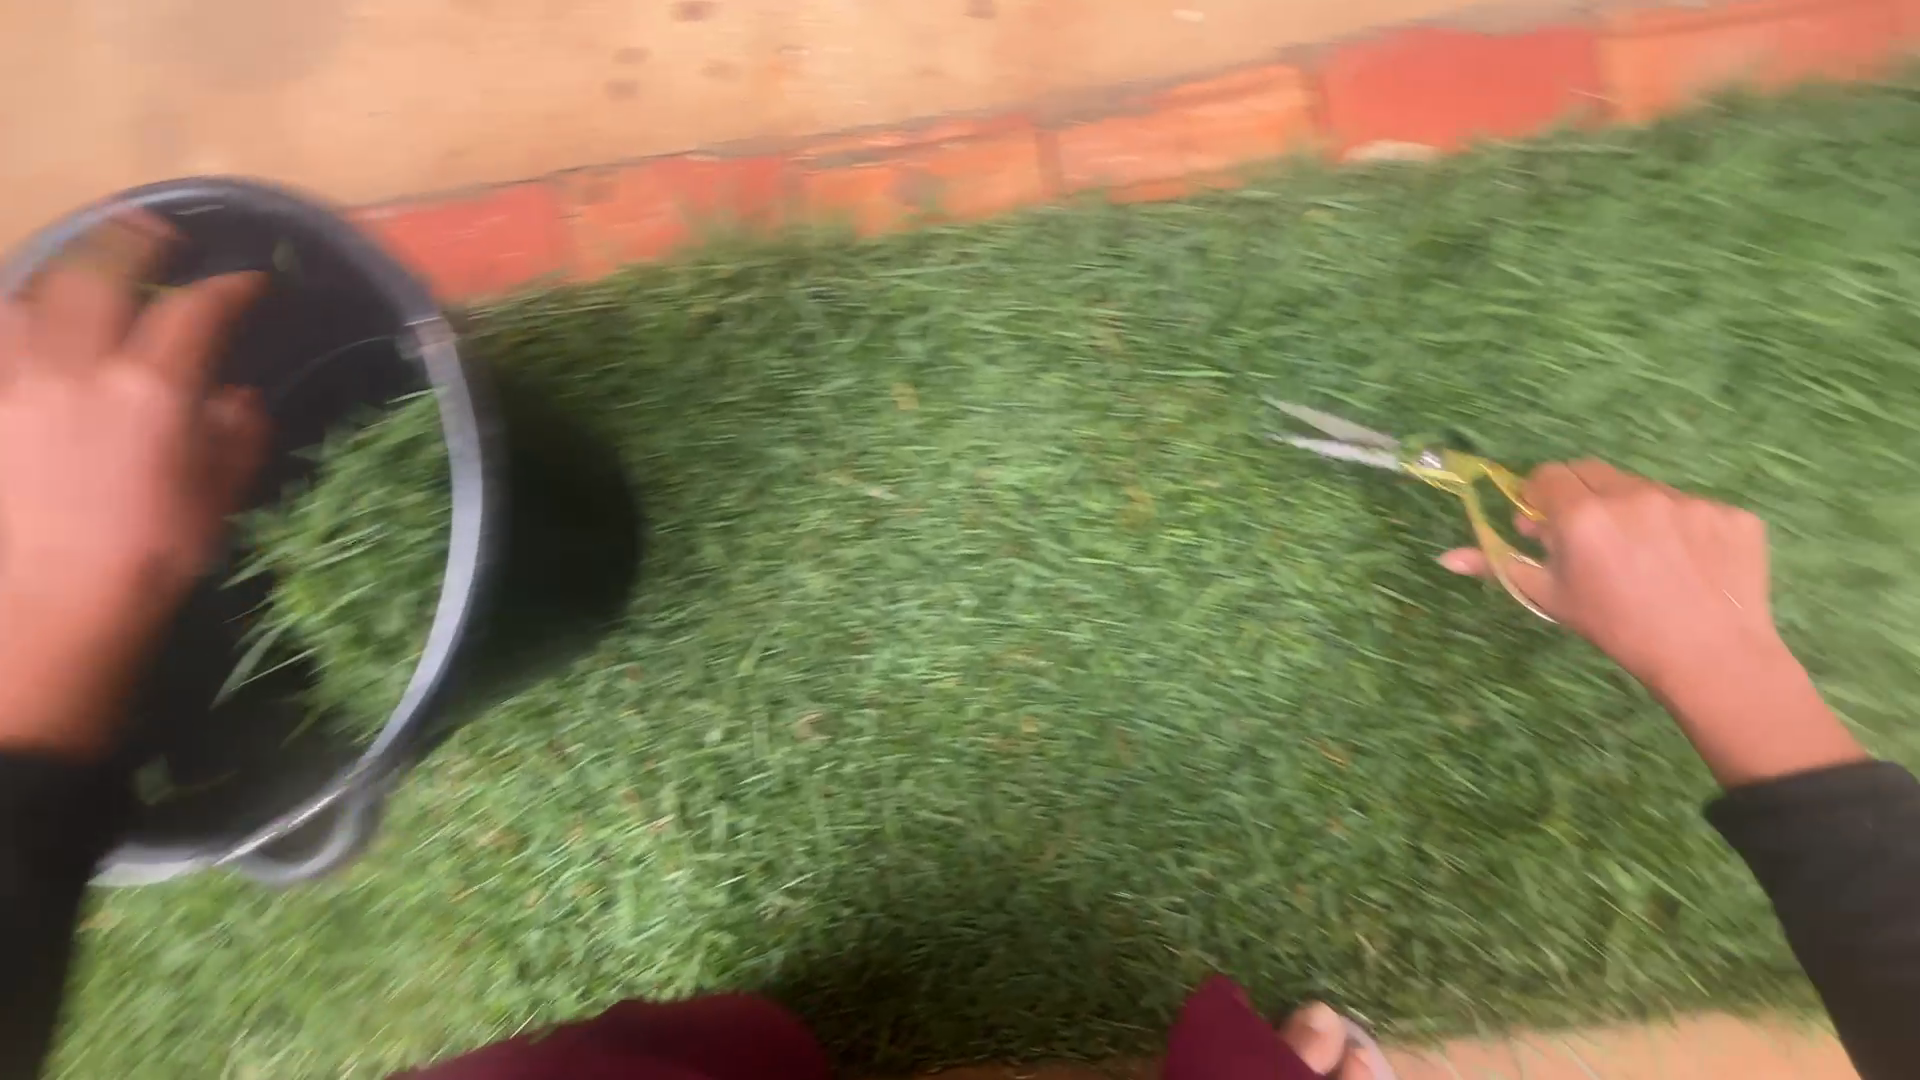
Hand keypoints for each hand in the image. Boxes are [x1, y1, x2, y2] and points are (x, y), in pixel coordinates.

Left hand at [0, 213, 268, 756]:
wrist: (50, 599)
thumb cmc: (155, 551)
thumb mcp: (220, 494)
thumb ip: (233, 434)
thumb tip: (235, 397)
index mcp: (153, 392)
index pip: (197, 314)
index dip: (229, 289)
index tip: (252, 283)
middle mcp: (74, 369)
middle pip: (95, 278)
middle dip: (127, 245)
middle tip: (150, 230)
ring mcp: (9, 383)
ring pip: (20, 297)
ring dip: (54, 276)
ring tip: (74, 272)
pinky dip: (10, 324)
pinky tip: (23, 329)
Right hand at [1440, 460, 1864, 786]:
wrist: (1708, 654)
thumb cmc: (1612, 624)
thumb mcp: (1546, 595)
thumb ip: (1497, 565)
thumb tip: (1445, 557)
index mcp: (1581, 515)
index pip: (1549, 475)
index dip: (1539, 495)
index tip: (1543, 522)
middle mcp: (1633, 497)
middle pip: (1591, 472)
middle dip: (1579, 495)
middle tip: (1584, 534)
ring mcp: (1688, 502)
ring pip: (1640, 488)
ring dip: (1626, 508)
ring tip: (1637, 552)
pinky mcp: (1732, 514)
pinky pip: (1689, 506)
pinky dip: (1675, 524)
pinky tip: (1680, 560)